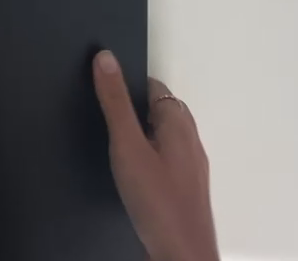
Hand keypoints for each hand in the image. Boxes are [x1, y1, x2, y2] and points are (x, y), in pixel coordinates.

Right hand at [92, 51, 217, 260]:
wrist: (183, 259)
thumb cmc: (156, 199)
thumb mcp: (127, 146)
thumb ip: (115, 102)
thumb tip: (105, 56)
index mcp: (178, 124)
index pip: (155, 87)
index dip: (129, 82)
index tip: (104, 85)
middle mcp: (191, 142)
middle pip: (163, 109)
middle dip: (136, 105)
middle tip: (104, 110)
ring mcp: (193, 170)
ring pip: (166, 136)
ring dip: (144, 131)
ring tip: (114, 140)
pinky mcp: (188, 192)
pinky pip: (168, 159)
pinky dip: (150, 154)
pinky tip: (133, 172)